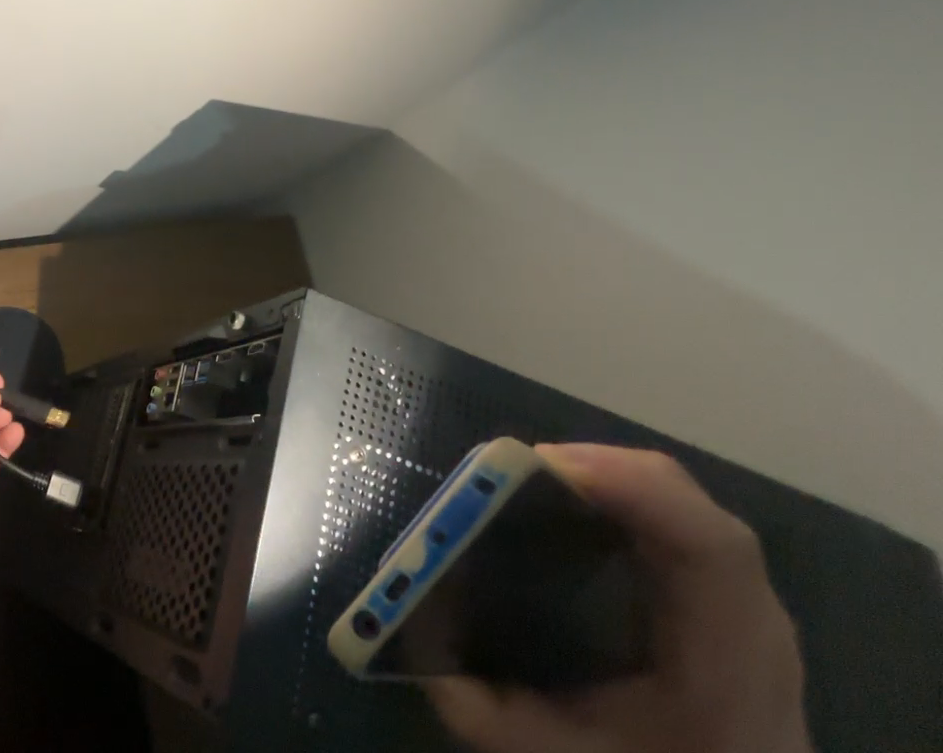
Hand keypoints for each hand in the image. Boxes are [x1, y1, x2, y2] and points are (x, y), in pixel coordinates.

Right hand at [427, 444, 811, 752]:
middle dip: (594, 471)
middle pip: (692, 508)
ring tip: (527, 482)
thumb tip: (412, 613)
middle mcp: (750, 626)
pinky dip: (617, 500)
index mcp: (723, 668)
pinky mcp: (726, 604)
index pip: (708, 547)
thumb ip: (470, 696)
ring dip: (604, 481)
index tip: (537, 466)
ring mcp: (746, 610)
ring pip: (684, 506)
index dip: (630, 488)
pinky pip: (675, 523)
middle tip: (508, 471)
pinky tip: (565, 511)